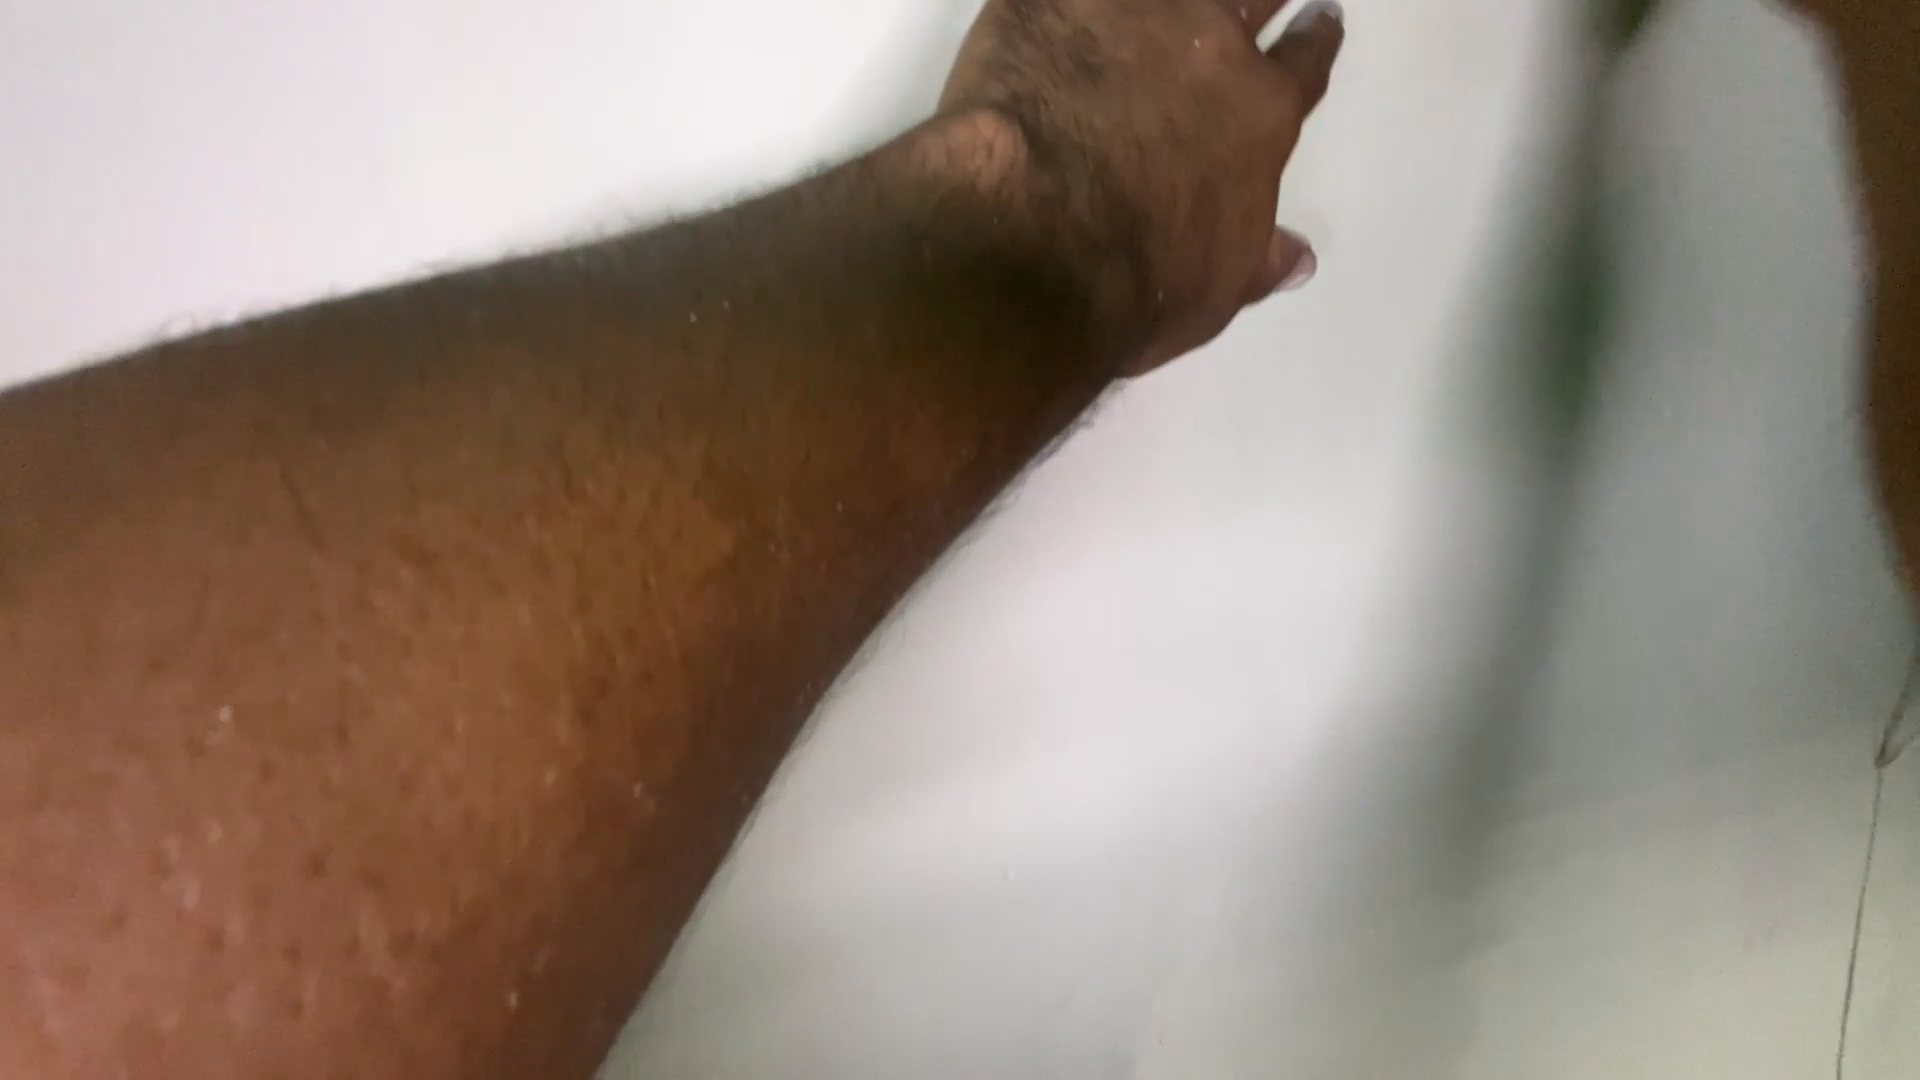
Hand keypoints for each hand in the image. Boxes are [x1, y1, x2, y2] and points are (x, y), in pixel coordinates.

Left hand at [940, 0, 1345, 373]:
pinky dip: (1064, 7)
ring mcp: (1127, 14)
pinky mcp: (1044, 7)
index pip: (1300, 66)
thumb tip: (1298, 258)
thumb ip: (1253, 260)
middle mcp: (1206, 48)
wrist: (1031, 256)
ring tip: (1149, 16)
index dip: (1309, 45)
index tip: (1314, 24)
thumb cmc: (1130, 295)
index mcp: (1256, 116)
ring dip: (1163, 6)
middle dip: (1253, 0)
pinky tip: (1058, 17)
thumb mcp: (1207, 296)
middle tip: (1235, 9)